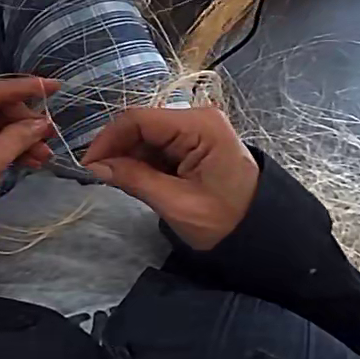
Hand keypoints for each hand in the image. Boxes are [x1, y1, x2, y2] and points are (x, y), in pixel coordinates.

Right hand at [82, 107, 258, 249]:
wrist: (270, 239)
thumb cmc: (228, 222)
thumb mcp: (177, 204)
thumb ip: (134, 179)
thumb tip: (96, 167)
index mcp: (199, 126)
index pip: (138, 120)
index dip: (108, 139)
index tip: (89, 164)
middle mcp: (197, 119)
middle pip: (140, 125)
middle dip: (116, 149)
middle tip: (99, 175)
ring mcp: (196, 130)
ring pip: (145, 135)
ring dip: (127, 156)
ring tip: (117, 179)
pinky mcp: (194, 143)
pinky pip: (156, 145)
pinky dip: (141, 161)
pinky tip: (135, 178)